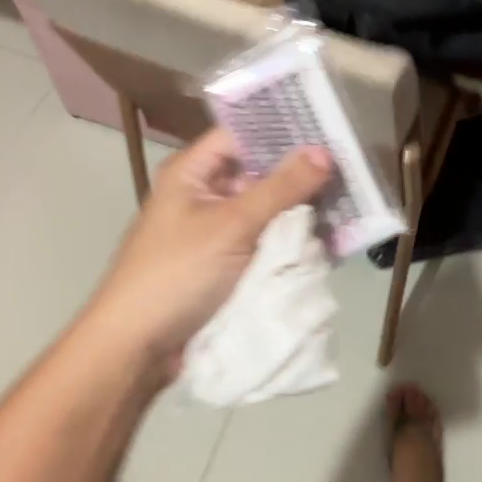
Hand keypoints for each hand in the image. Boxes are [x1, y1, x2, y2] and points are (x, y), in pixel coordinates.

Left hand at [90, 128, 331, 374]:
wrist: (133, 352)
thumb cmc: (176, 274)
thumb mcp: (232, 226)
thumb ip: (281, 188)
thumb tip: (325, 152)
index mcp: (191, 171)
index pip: (242, 134)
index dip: (281, 130)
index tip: (327, 129)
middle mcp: (202, 193)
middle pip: (258, 171)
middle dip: (299, 174)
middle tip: (348, 168)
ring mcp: (213, 230)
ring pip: (264, 208)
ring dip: (298, 209)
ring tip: (346, 202)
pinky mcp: (223, 263)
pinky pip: (262, 240)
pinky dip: (288, 238)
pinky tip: (325, 237)